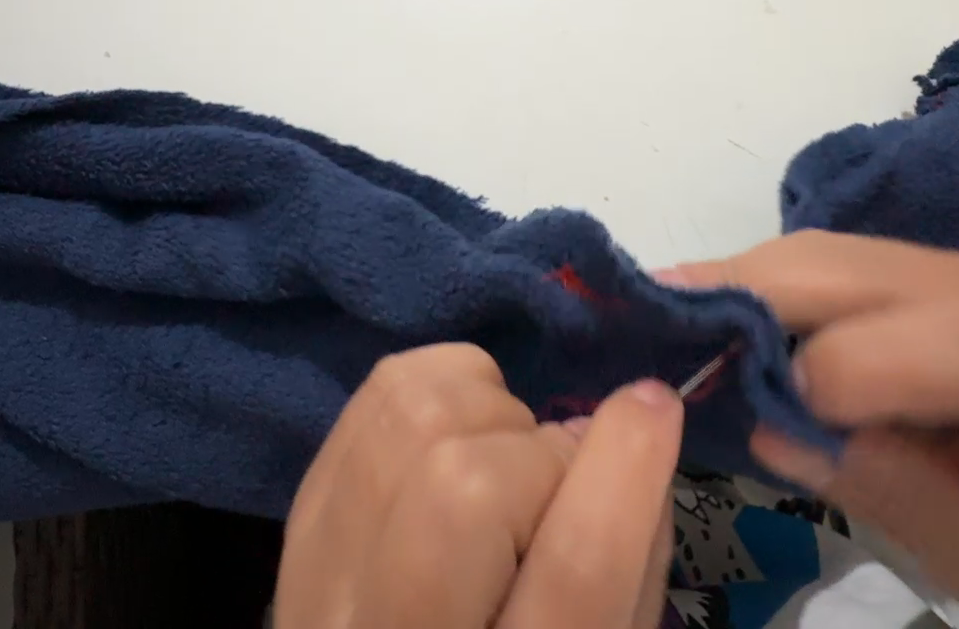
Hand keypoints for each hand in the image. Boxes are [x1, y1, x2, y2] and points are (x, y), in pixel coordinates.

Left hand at [273, 344, 682, 628]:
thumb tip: (633, 416)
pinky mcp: (304, 510)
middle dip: (536, 453)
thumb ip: (631, 541)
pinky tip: (458, 428)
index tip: (654, 403)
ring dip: (484, 409)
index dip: (624, 468)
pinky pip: (377, 395)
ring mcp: (326, 572)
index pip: (573, 570)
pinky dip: (438, 385)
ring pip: (410, 419)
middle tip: (554, 474)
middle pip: (465, 487)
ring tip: (503, 451)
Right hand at [661, 231, 958, 628]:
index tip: (778, 400)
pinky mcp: (958, 273)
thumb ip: (904, 501)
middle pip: (905, 278)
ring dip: (763, 278)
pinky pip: (857, 262)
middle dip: (775, 291)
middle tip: (665, 308)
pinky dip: (783, 283)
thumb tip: (775, 426)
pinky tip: (728, 301)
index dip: (876, 359)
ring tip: (680, 303)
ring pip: (863, 255)